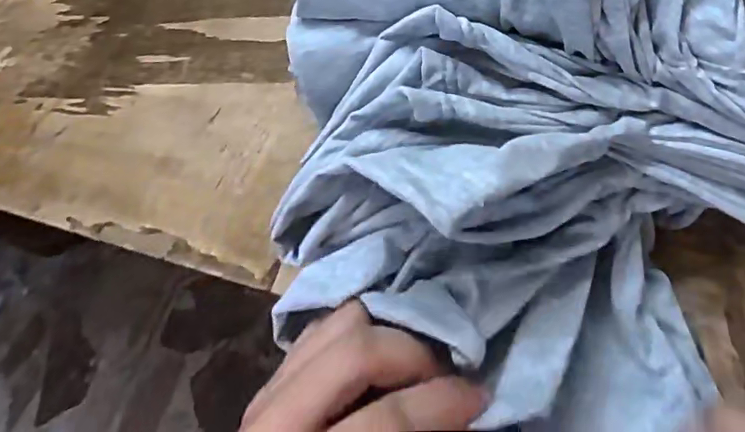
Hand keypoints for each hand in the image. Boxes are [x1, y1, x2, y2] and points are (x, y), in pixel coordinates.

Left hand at [242, 300, 487, 431]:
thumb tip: (461, 417)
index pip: (387, 420)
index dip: (440, 403)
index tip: (479, 396)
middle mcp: (276, 421)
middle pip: (356, 350)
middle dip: (412, 353)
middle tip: (447, 373)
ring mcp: (266, 396)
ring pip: (335, 324)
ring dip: (385, 333)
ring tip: (418, 361)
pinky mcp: (268, 386)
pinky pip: (319, 332)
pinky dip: (356, 334)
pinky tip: (382, 355)